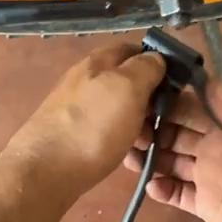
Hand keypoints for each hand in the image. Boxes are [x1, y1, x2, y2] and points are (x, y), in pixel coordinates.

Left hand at [2, 43, 166, 198]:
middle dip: (149, 97)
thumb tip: (155, 57)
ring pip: (116, 107)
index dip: (157, 62)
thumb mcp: (128, 88)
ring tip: (148, 142)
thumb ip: (145, 67)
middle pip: (125, 80)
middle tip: (165, 119)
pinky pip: (104, 128)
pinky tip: (126, 152)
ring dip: (136, 121)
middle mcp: (84, 79)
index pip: (133, 49)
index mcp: (98, 61)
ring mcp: (75, 107)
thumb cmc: (93, 126)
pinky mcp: (70, 133)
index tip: (176, 85)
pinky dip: (120, 137)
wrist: (45, 171)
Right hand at [125, 81, 221, 221]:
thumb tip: (210, 81)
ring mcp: (209, 178)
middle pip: (176, 132)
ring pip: (170, 160)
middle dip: (152, 126)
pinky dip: (160, 188)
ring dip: (149, 155)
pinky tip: (148, 185)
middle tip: (123, 125)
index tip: (143, 92)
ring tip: (126, 153)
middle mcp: (216, 148)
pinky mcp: (205, 206)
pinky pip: (176, 194)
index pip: (194, 107)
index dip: (170, 100)